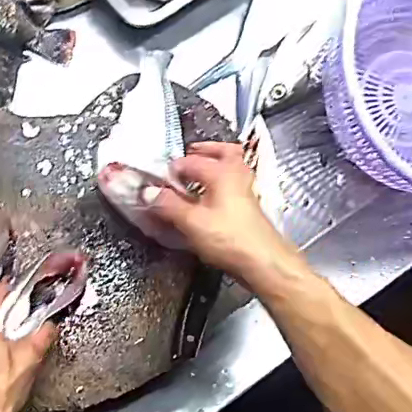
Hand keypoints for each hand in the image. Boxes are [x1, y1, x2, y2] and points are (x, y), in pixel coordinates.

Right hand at [144, 142, 306, 287]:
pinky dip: (220, 181)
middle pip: (224, 151)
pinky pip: (233, 183)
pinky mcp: (248, 207)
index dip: (171, 169)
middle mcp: (236, 175)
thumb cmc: (228, 238)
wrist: (263, 261)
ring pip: (232, 166)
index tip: (156, 181)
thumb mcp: (192, 222)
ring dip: (216, 164)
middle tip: (188, 154)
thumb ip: (168, 205)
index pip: (191, 161)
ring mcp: (245, 190)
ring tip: (198, 173)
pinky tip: (208, 196)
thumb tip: (148, 192)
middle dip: (205, 151)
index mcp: (222, 172)